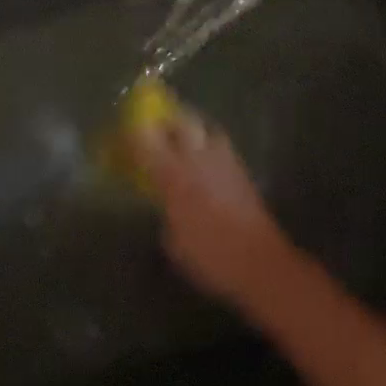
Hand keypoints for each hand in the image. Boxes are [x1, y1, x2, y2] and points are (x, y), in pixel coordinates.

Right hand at [139, 114, 297, 306]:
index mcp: (174, 175)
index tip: (123, 133)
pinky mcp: (243, 172)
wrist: (261, 265)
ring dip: (191, 129)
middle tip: (154, 129)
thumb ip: (165, 214)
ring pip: (206, 128)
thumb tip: (166, 205)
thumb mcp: (173, 242)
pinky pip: (221, 145)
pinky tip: (204, 161)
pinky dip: (208, 145)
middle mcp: (199, 159)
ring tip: (182, 140)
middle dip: (165, 121)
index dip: (132, 132)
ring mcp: (225, 162)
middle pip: (180, 121)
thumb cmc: (210, 256)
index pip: (147, 140)